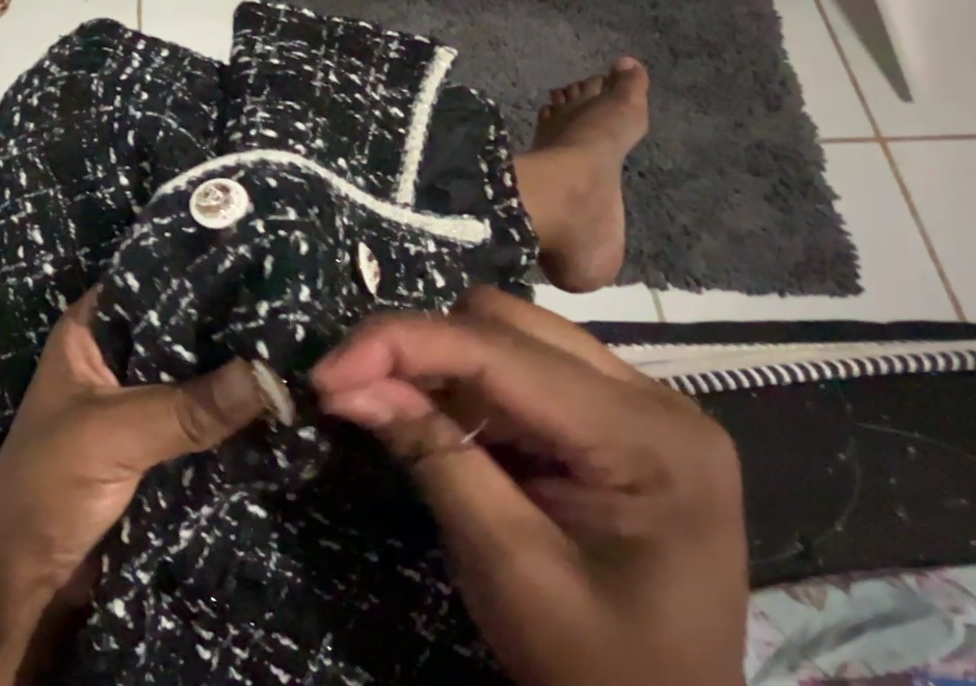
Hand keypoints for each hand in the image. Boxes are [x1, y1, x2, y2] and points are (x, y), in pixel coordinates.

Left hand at [0, 287, 266, 683]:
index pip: (152, 284)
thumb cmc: (49, 483)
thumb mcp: (115, 434)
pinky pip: (201, 417)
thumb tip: (274, 377)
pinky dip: (232, 416)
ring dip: (237, 375)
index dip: (203, 277)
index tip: (266, 269)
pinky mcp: (154, 442)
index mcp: (89, 332)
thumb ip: (190, 406)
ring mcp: (136, 400)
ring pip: (195, 375)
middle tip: (302, 318)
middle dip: (231, 330)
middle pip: (181, 330)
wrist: (25, 573)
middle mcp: (114, 356)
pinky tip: (282, 406)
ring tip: (304, 356)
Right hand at [311, 287, 746, 685]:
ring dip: (436, 365)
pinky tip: (434, 425)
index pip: (499, 351)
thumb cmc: (596, 665)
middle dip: (417, 348)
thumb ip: (431, 457)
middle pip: (505, 324)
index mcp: (647, 436)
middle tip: (353, 394)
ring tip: (388, 410)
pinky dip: (462, 389)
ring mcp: (636, 408)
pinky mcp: (610, 424)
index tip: (324, 375)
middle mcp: (651, 399)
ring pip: (508, 337)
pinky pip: (519, 373)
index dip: (399, 346)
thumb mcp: (506, 564)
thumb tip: (346, 386)